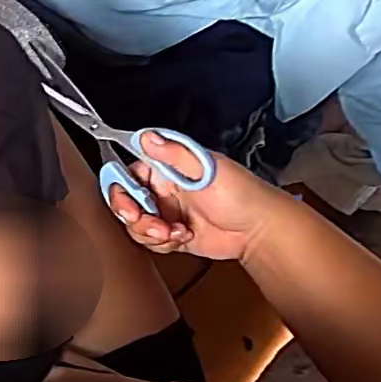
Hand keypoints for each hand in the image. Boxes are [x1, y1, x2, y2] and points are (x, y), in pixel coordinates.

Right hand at [107, 134, 297, 261]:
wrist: (258, 230)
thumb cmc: (241, 194)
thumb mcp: (206, 168)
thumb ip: (173, 154)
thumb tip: (148, 137)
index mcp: (167, 167)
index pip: (128, 174)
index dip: (122, 190)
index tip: (131, 203)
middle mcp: (164, 189)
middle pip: (127, 203)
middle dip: (137, 218)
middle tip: (154, 223)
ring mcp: (167, 212)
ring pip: (137, 226)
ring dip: (151, 233)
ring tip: (174, 232)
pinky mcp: (172, 234)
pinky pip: (151, 241)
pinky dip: (162, 244)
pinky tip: (182, 237)